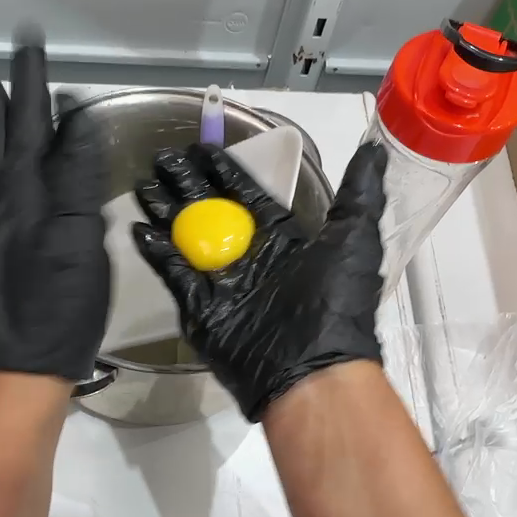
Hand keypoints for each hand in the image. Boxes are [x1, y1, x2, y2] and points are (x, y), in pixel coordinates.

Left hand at [0, 32, 108, 380]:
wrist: (23, 368)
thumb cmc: (58, 302)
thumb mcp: (78, 235)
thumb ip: (75, 175)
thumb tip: (76, 120)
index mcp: (23, 192)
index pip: (27, 123)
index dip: (31, 84)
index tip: (29, 44)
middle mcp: (1, 205)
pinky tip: (0, 181)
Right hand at [133, 142, 386, 420]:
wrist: (311, 368)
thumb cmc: (335, 301)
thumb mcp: (357, 238)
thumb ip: (360, 193)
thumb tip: (377, 147)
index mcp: (284, 241)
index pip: (248, 197)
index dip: (225, 172)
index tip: (201, 150)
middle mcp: (250, 258)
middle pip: (210, 212)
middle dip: (186, 186)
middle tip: (161, 161)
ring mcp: (223, 284)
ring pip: (187, 238)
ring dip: (166, 212)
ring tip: (142, 186)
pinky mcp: (201, 309)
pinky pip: (175, 275)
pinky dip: (158, 253)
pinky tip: (140, 228)